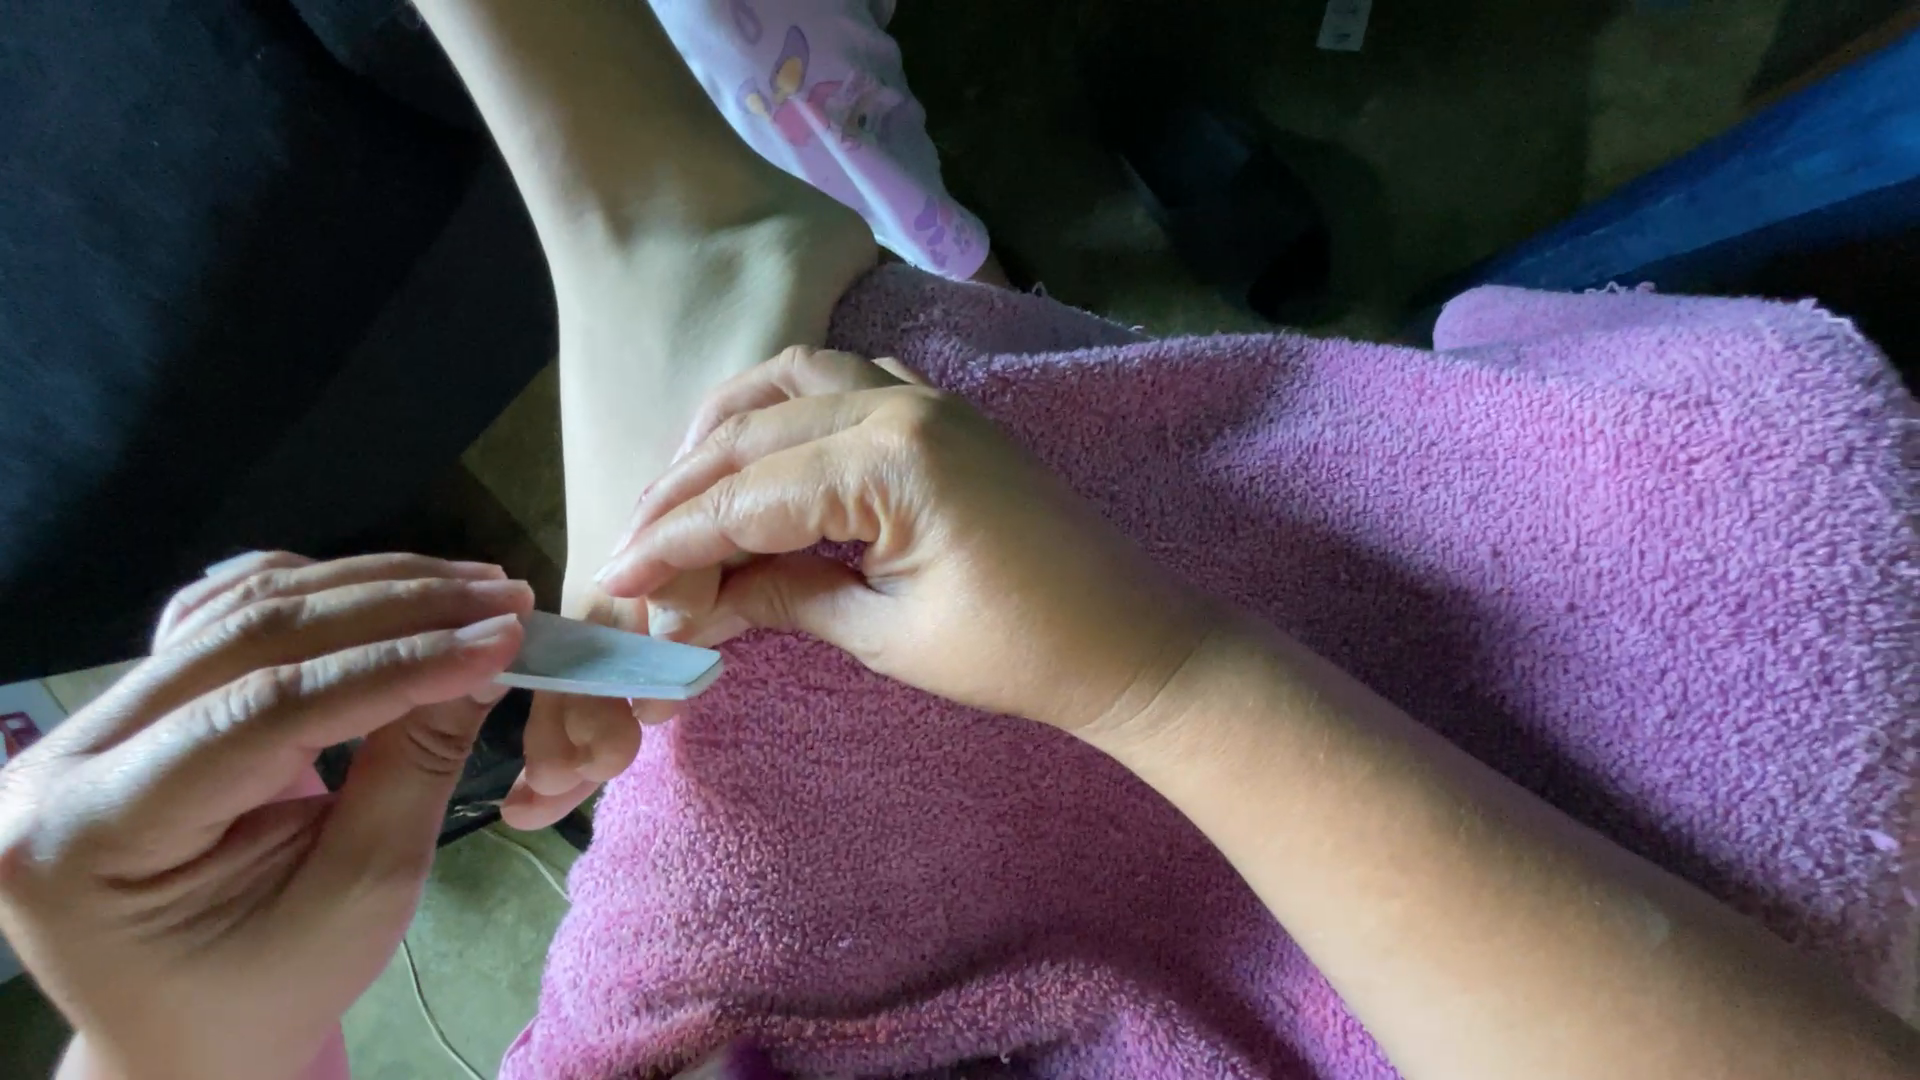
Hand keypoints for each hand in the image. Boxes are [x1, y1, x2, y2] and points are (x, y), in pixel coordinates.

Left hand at [0, 552, 532, 1079]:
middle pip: (252, 635)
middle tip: (506, 599)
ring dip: (375, 585)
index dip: (402, 663)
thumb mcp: (369, 884)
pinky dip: (324, 589)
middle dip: (401, 605)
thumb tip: (489, 660)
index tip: (506, 638)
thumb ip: (422, 760)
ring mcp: (93, 721)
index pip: (268, 708)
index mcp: (90, 834)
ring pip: (244, 606)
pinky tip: (393, 587)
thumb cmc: (279, 980)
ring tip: (475, 585)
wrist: (198, 1024)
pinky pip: (229, 614)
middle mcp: (66, 757)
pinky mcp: (140, 703)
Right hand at [596, 347, 1216, 732]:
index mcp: (889, 460)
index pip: (746, 496)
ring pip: (791, 380)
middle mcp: (901, 402)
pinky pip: (846, 379)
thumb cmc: (1020, 654)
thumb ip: (786, 599)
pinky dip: (789, 406)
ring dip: (727, 431)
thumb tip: (699, 603)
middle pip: (754, 433)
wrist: (1127, 639)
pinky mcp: (943, 409)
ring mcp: (927, 395)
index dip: (670, 544)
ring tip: (684, 491)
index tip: (616, 583)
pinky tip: (768, 450)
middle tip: (638, 552)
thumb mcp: (887, 636)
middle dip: (684, 493)